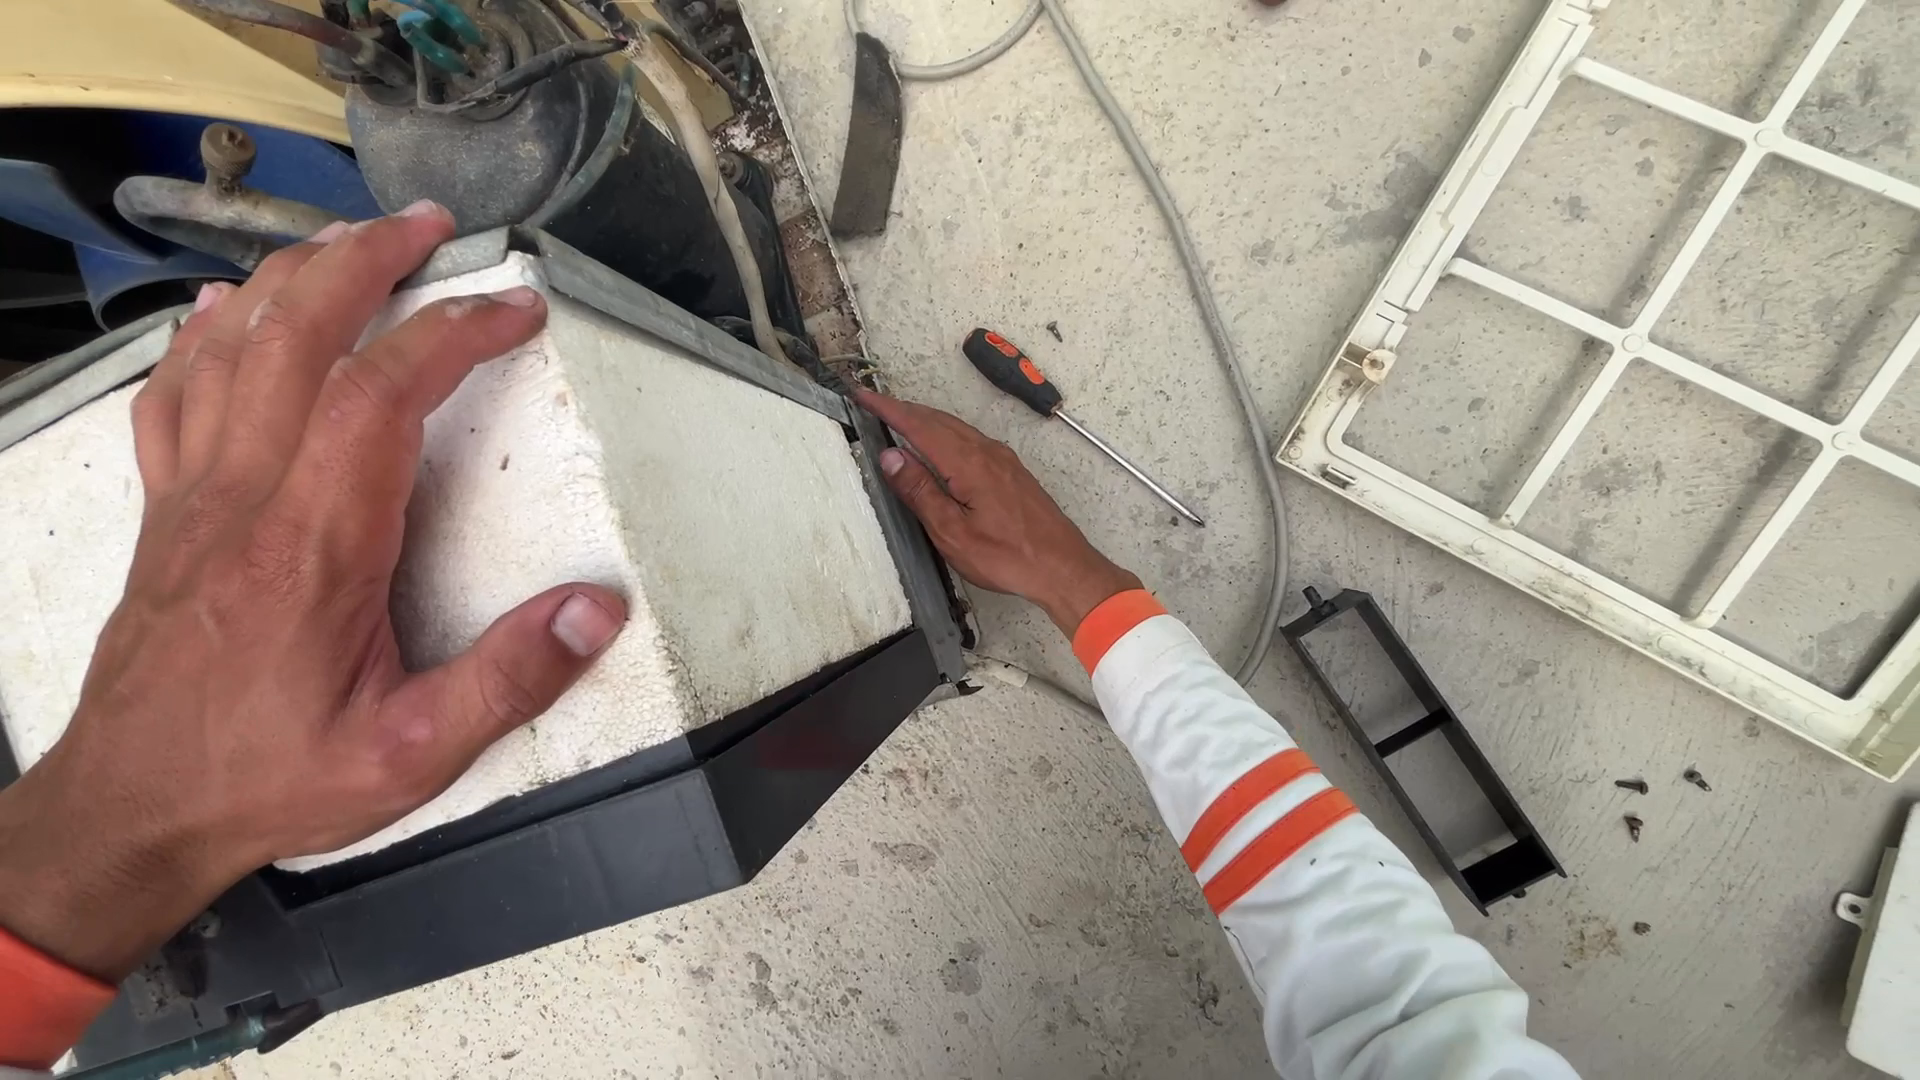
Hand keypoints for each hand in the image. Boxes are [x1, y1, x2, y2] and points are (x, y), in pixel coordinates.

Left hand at [0, 203, 626, 981]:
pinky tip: (233, 309)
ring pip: (230, 350)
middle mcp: (246, 499)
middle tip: (426, 226)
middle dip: (364, 265)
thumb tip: (596, 608)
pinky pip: (180, 395)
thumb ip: (511, 678)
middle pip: (294, 340)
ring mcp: (196, 498)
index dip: (451, 335)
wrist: (126, 818)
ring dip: (293, 279)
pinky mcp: (173, 513)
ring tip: (351, 240)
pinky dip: (211, 333)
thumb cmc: (276, 777)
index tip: (514, 309)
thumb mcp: (415, 751)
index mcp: (316, 544)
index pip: (379, 397)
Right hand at [856, 392, 1140, 634]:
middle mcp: (987, 452)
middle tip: (874, 404)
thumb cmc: (1008, 556)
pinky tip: (940, 446)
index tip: (863, 395)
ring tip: (899, 420)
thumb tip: (892, 456)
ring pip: (956, 428)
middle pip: (938, 421)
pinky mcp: (1011, 472)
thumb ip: (921, 491)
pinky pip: (971, 440)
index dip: (889, 409)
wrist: (1062, 567)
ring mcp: (1002, 460)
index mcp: (968, 463)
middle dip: (904, 409)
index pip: (920, 426)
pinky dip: (946, 434)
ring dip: (925, 420)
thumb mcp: (953, 532)